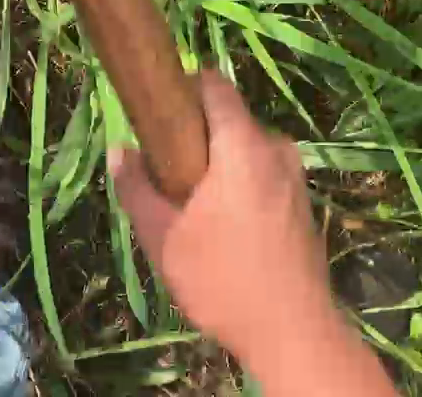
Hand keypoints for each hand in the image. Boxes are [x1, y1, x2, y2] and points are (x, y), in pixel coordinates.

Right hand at [112, 72, 340, 368]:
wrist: (296, 338)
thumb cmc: (224, 280)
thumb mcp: (163, 238)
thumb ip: (136, 188)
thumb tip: (118, 150)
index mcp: (243, 144)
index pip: (213, 83)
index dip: (182, 85)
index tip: (157, 111)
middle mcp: (275, 148)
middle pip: (228, 117)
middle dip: (195, 132)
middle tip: (166, 168)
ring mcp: (295, 176)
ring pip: (246, 146)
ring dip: (218, 161)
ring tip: (192, 202)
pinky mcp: (303, 202)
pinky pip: (263, 171)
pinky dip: (240, 181)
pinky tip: (223, 224)